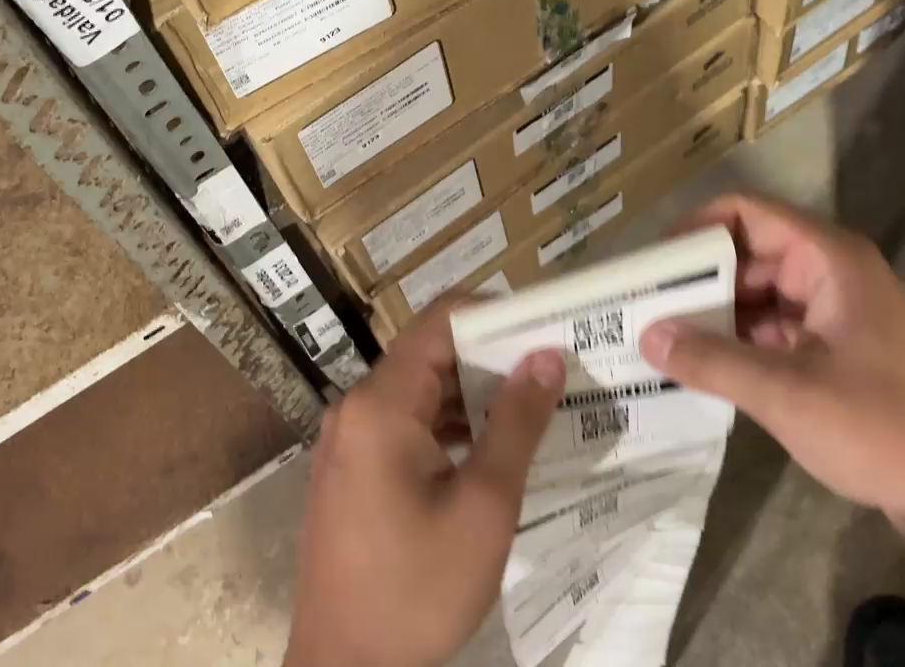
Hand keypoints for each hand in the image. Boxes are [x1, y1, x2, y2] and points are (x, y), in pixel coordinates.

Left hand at [285, 303, 565, 666]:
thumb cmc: (416, 589)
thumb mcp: (483, 506)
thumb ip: (517, 422)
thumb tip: (546, 355)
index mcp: (381, 405)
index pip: (442, 321)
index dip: (497, 314)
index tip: (548, 325)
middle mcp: (357, 409)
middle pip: (432, 353)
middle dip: (494, 355)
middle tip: (554, 366)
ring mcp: (350, 442)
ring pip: (422, 391)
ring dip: (477, 393)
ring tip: (538, 401)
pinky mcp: (354, 472)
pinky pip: (409, 424)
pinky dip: (452, 424)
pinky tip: (496, 444)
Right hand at [638, 195, 904, 529]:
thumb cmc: (883, 428)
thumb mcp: (788, 394)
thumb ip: (713, 360)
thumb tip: (646, 334)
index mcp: (828, 259)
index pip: (746, 214)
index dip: (693, 232)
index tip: (649, 269)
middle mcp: (830, 272)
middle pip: (748, 254)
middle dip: (696, 281)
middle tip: (640, 311)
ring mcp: (834, 311)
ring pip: (758, 294)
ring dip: (714, 315)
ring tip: (658, 340)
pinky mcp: (835, 348)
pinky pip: (773, 328)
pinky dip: (738, 343)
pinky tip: (702, 368)